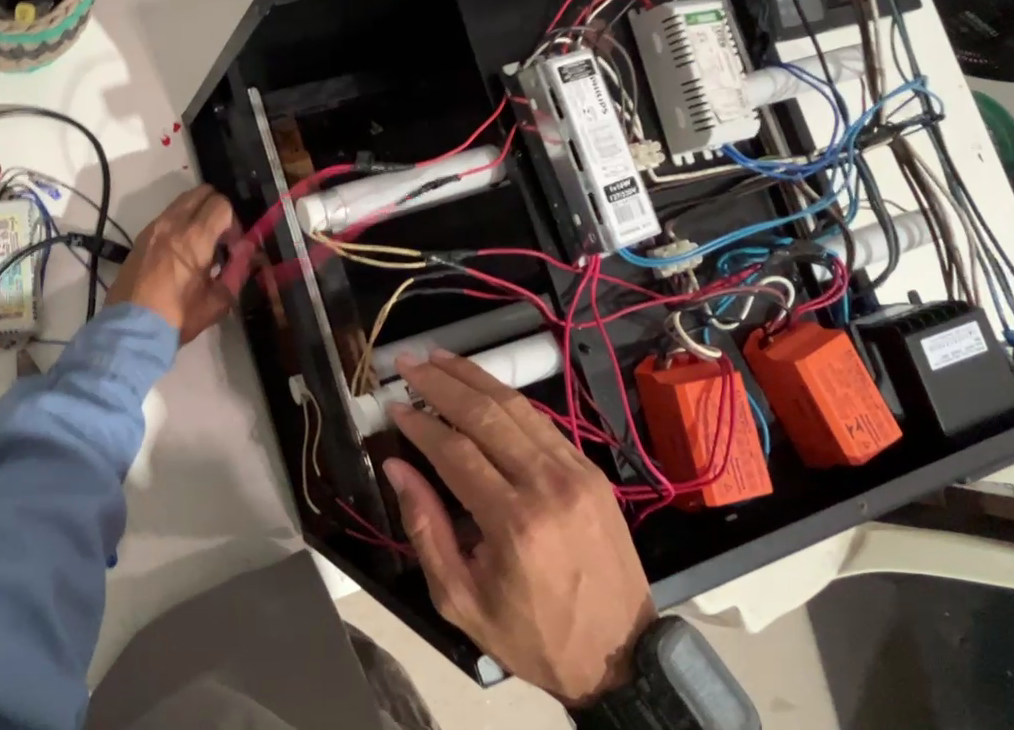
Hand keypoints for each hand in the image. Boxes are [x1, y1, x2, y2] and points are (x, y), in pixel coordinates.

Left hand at [107, 185, 248, 342]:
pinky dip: (179, 223)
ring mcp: (153, 228)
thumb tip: (247, 253)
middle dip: (217, 208)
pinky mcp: (140, 238)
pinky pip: (166, 216)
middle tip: (220, 237)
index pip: (222, 204)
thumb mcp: (217, 302)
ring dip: (197, 213)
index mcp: (194, 237)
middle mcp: (172, 224)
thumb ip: (237, 271)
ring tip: (201, 244)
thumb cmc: (177, 318)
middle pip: (201, 193)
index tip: (233, 246)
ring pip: (182, 202)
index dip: (234, 222)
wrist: (131, 330)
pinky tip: (181, 252)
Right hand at [383, 350, 654, 707]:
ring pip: (516, 408)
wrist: (622, 657)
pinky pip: (541, 422)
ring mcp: (576, 474)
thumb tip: (396, 466)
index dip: (418, 422)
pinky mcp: (592, 472)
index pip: (454, 450)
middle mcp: (547, 486)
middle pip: (484, 415)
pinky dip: (506, 398)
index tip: (392, 404)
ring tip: (438, 356)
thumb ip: (424, 527)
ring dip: (473, 376)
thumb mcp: (459, 599)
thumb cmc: (532, 635)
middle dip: (440, 382)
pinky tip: (480, 385)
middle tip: (407, 361)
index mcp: (513, 522)